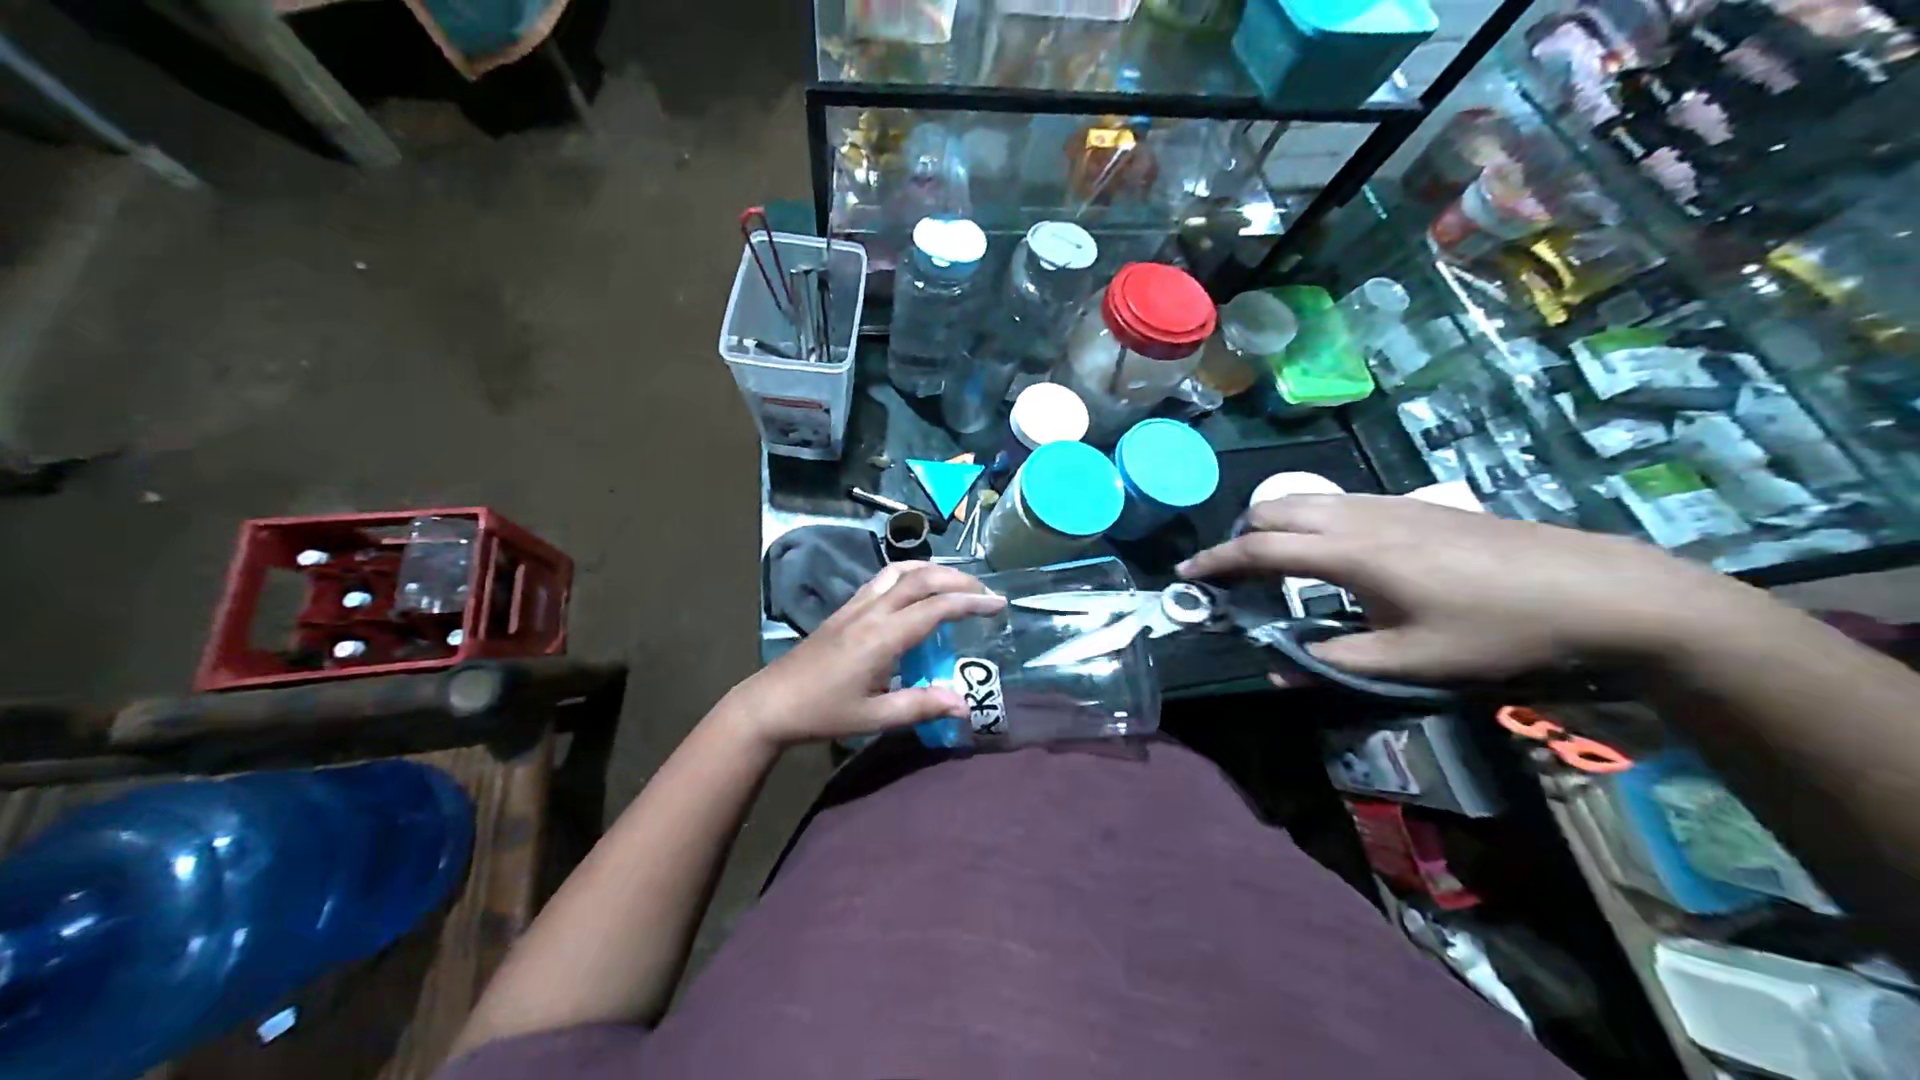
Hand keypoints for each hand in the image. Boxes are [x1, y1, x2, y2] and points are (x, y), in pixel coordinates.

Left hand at [721, 562, 1005, 747]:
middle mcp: (871, 612)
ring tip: (957, 584)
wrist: (770, 703)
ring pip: (900, 571)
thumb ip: (920, 706)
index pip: (935, 608)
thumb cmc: (822, 713)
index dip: (971, 603)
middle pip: (921, 578)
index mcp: (882, 637)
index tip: (998, 604)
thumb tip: (965, 704)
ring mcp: (855, 606)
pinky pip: (882, 579)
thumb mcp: (874, 718)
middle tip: (985, 593)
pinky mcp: (845, 609)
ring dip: (933, 571)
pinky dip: (909, 574)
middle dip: (958, 580)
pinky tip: (917, 590)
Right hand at [1180, 494, 1778, 680]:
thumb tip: (1277, 666)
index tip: (1187, 574)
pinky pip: (1337, 501)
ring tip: (1277, 565)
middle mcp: (1359, 516)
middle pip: (1275, 508)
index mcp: (1351, 553)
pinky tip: (1334, 554)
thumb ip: (1334, 662)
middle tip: (1235, 575)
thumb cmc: (1497, 629)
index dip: (1218, 562)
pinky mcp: (1413, 503)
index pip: (1261, 549)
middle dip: (1241, 536)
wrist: (1597, 587)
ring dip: (1275, 524)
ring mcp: (1389, 503)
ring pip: (1306, 499)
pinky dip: (1309, 519)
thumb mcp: (1412, 661)